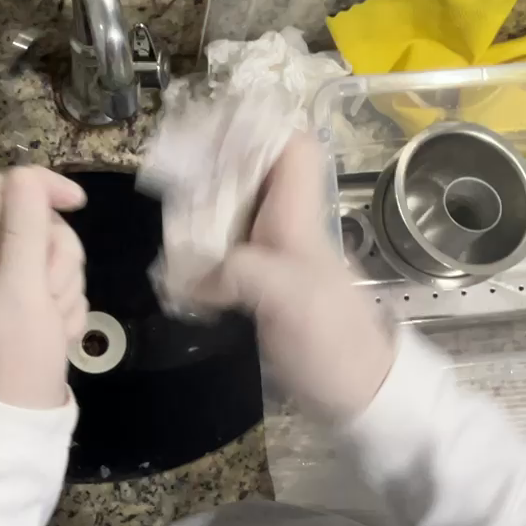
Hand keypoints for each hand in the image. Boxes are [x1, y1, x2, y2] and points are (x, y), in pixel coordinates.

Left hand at [0, 167, 88, 409]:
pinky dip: (69, 312)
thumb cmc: (16, 355)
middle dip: (59, 257)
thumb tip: (28, 173)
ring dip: (67, 289)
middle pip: (39, 225)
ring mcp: (15, 292)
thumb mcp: (21, 286)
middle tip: (50, 295)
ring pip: (58, 259)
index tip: (78, 206)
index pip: (4, 190)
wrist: (22, 420)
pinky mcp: (37, 313)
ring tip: (53, 325)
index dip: (41, 188)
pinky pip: (65, 291)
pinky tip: (59, 337)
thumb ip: (26, 225)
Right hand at [187, 134, 395, 419]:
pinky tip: (178, 275)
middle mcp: (286, 232)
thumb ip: (239, 272)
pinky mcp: (262, 294)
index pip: (290, 150)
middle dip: (210, 172)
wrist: (358, 395)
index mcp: (298, 221)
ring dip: (199, 217)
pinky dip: (199, 261)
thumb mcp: (289, 299)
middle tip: (170, 180)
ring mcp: (274, 263)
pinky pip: (226, 260)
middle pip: (251, 179)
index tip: (209, 135)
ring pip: (234, 219)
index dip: (254, 131)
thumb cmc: (334, 344)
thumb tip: (184, 277)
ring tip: (167, 225)